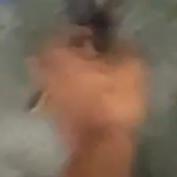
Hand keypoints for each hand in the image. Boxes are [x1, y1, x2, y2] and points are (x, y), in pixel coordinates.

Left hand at [29, 30, 147, 151]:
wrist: (102, 145)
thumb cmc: (113, 97)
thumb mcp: (130, 64)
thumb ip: (123, 46)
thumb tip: (119, 40)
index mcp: (58, 54)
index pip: (66, 31)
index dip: (85, 30)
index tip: (102, 35)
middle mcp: (45, 72)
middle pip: (58, 54)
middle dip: (76, 53)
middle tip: (97, 54)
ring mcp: (47, 97)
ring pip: (59, 76)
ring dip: (75, 73)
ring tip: (99, 75)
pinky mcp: (55, 117)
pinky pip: (64, 94)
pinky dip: (76, 90)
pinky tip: (95, 93)